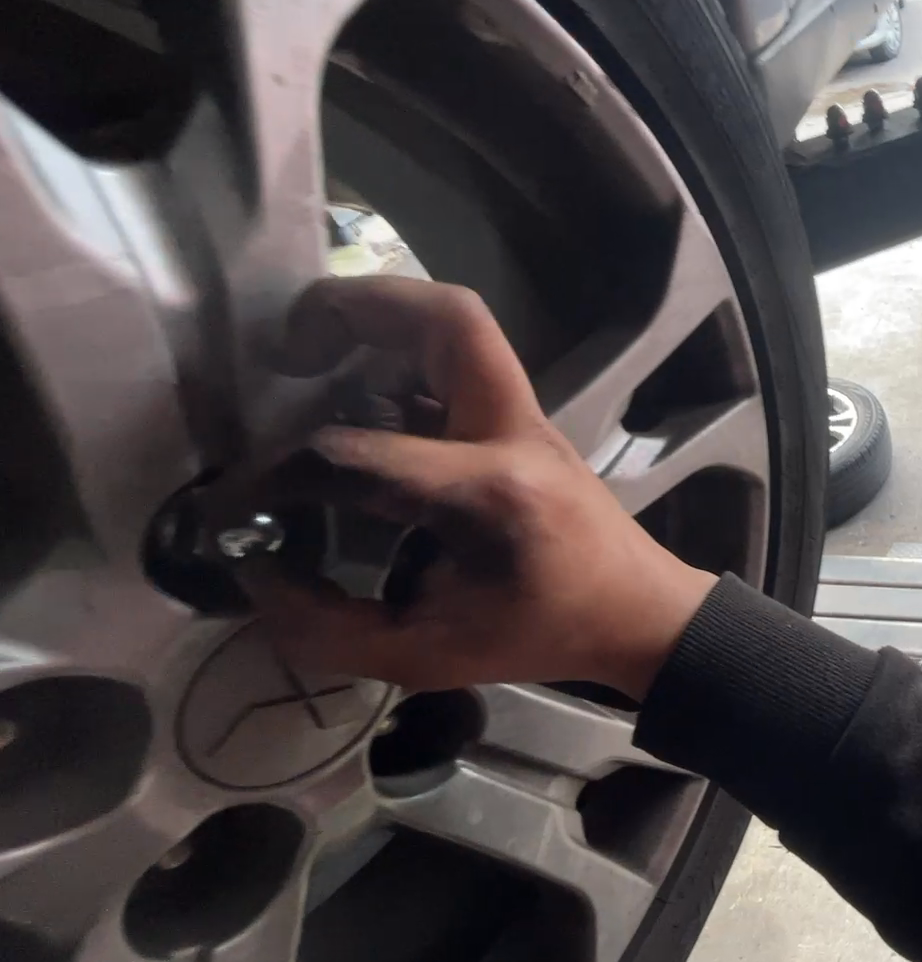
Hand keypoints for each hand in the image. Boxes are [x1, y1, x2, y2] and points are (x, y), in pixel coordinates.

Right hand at [249, 276, 716, 698]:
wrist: (641, 612)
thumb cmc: (548, 635)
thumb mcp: (429, 655)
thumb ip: (326, 626)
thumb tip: (256, 569)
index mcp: (490, 494)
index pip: (354, 453)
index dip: (272, 476)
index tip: (240, 508)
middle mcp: (515, 437)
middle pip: (450, 320)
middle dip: (353, 306)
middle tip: (293, 352)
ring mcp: (532, 423)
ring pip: (466, 329)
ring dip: (386, 322)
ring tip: (321, 363)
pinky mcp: (534, 428)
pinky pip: (469, 367)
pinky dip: (410, 361)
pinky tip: (372, 406)